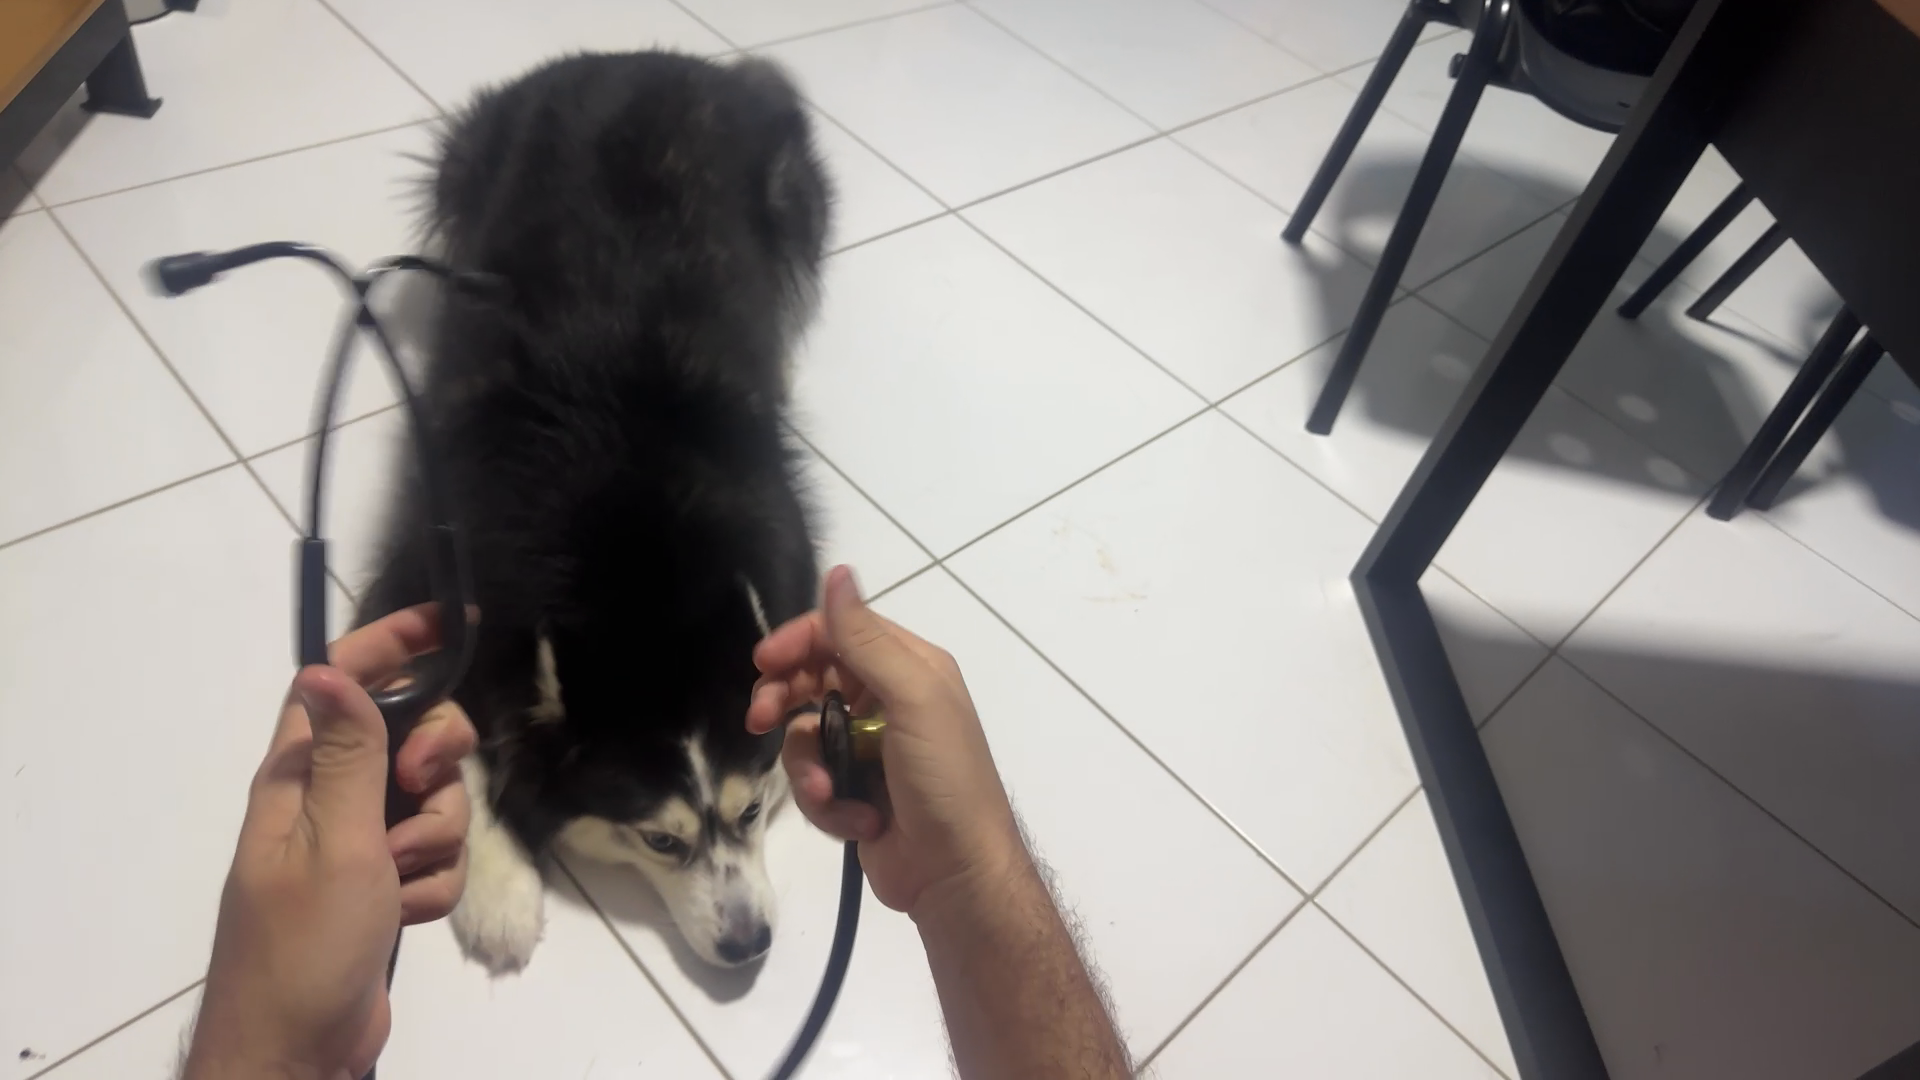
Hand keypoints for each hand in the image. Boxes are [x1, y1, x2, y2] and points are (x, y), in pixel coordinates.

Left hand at [184, 605, 477, 1079]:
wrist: (301, 1051)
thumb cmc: (305, 942)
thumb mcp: (335, 842)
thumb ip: (347, 755)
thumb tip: (327, 669)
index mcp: (301, 777)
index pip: (343, 684)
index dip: (393, 642)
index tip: (453, 622)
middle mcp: (335, 796)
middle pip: (415, 733)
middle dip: (439, 757)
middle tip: (427, 784)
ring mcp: (366, 837)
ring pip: (440, 796)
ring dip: (438, 836)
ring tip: (403, 879)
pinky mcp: (392, 875)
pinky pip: (443, 850)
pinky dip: (437, 879)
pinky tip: (406, 911)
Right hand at [747, 566, 1027, 917]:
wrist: (957, 874)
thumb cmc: (942, 776)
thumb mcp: (910, 698)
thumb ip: (866, 639)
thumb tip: (836, 571)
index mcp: (909, 666)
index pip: (841, 632)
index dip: (798, 642)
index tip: (763, 663)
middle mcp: (888, 698)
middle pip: (814, 679)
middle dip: (785, 700)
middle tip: (759, 719)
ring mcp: (870, 746)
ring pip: (806, 736)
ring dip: (810, 768)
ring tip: (831, 793)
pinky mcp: (855, 789)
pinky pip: (816, 780)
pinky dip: (829, 803)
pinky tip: (856, 821)